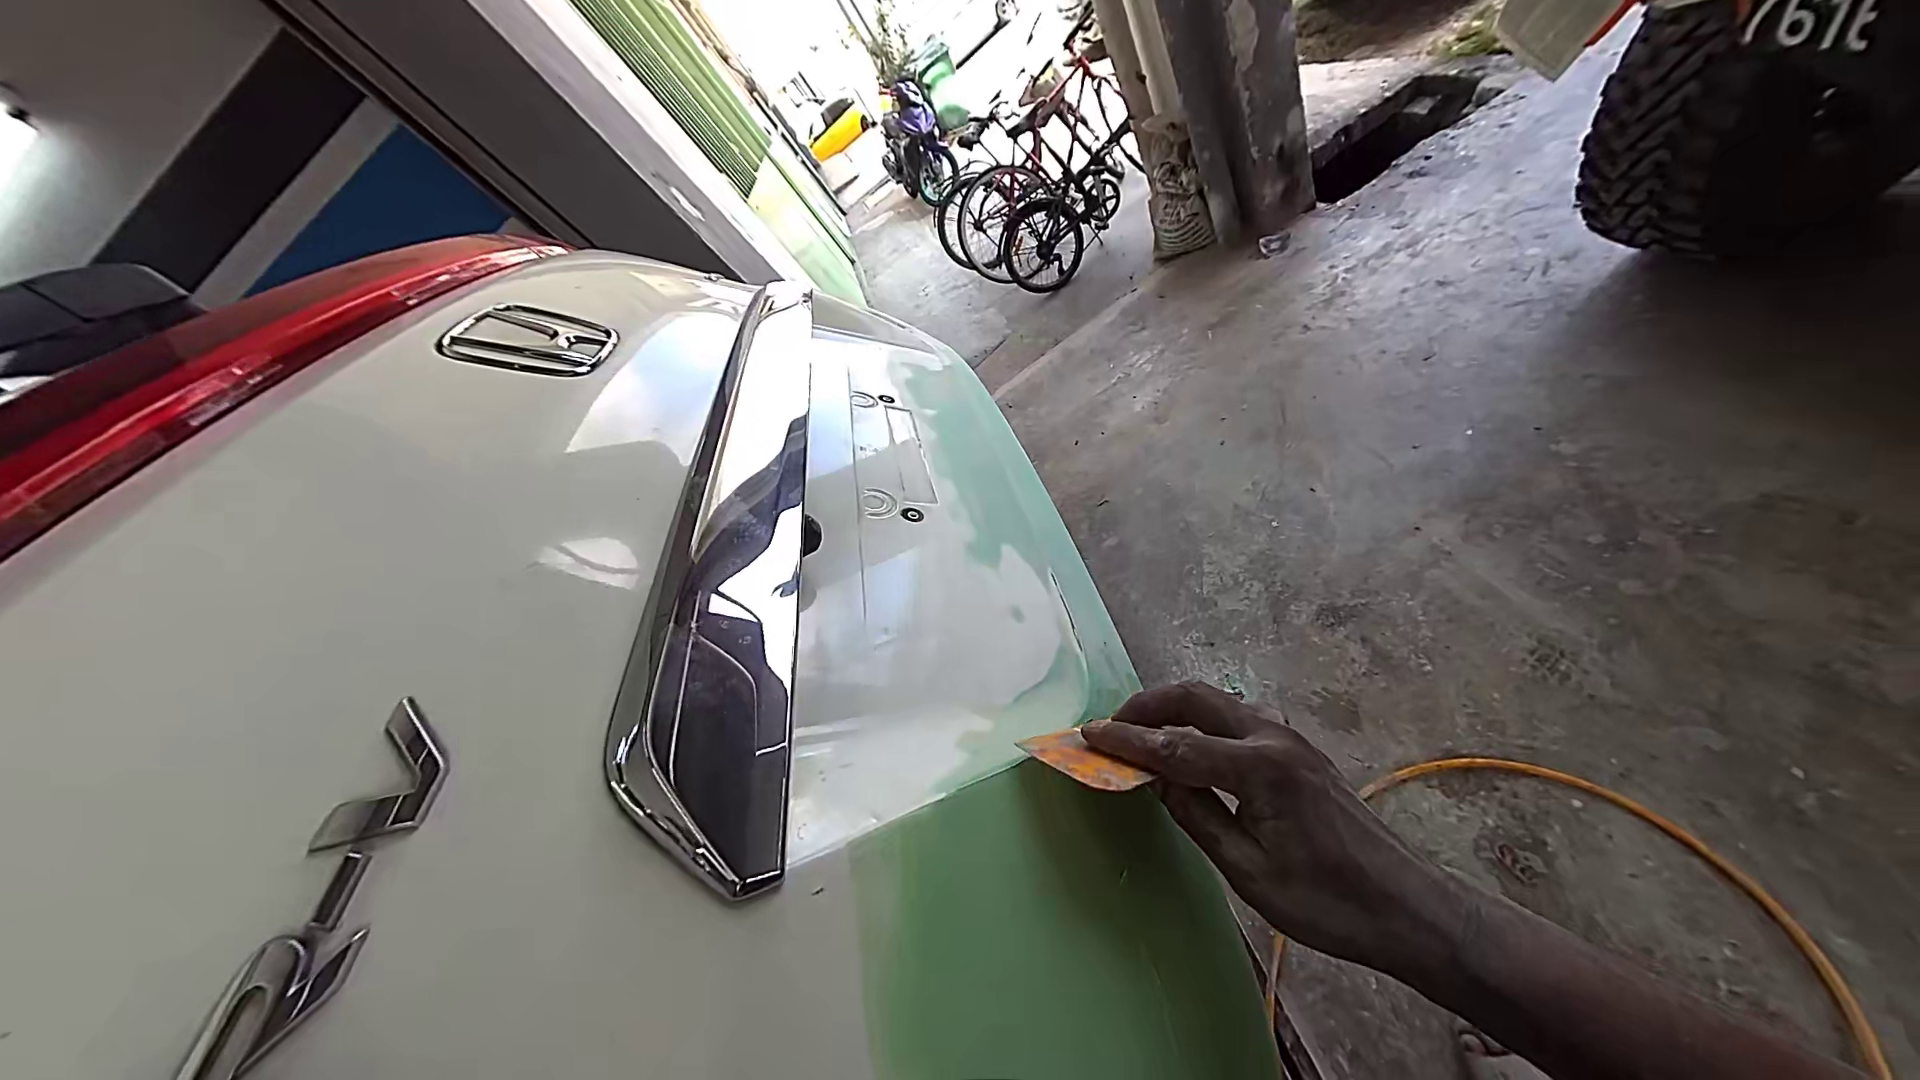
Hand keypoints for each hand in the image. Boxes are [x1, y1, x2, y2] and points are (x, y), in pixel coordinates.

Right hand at [1082, 682, 1468, 973]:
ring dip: (1174, 707)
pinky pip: (1236, 715)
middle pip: (1195, 697)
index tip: (1089, 734)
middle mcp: (1273, 738)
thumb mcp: (1248, 870)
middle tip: (1114, 726)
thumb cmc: (1328, 902)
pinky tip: (1192, 741)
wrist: (1410, 908)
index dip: (1127, 739)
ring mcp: (1289, 738)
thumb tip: (1153, 779)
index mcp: (1260, 768)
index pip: (1175, 744)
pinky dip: (1200, 718)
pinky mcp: (1297, 749)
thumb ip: (1195, 814)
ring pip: (1217, 700)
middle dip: (1148, 704)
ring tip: (1144, 731)